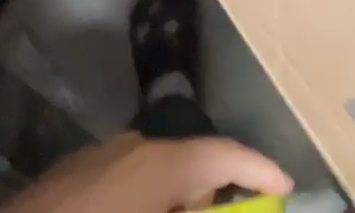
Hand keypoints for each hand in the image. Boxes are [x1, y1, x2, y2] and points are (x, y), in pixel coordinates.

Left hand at [0, 134, 293, 212]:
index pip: (224, 154)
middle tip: (231, 210)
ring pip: (156, 174)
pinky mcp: (68, 178)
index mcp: (159, 162)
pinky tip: (137, 212)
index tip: (286, 187)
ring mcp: (96, 158)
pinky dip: (144, 201)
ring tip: (185, 212)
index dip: (259, 169)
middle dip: (214, 194)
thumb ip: (200, 212)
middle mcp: (132, 147)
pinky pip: (125, 184)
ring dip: (176, 198)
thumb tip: (216, 203)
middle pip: (191, 164)